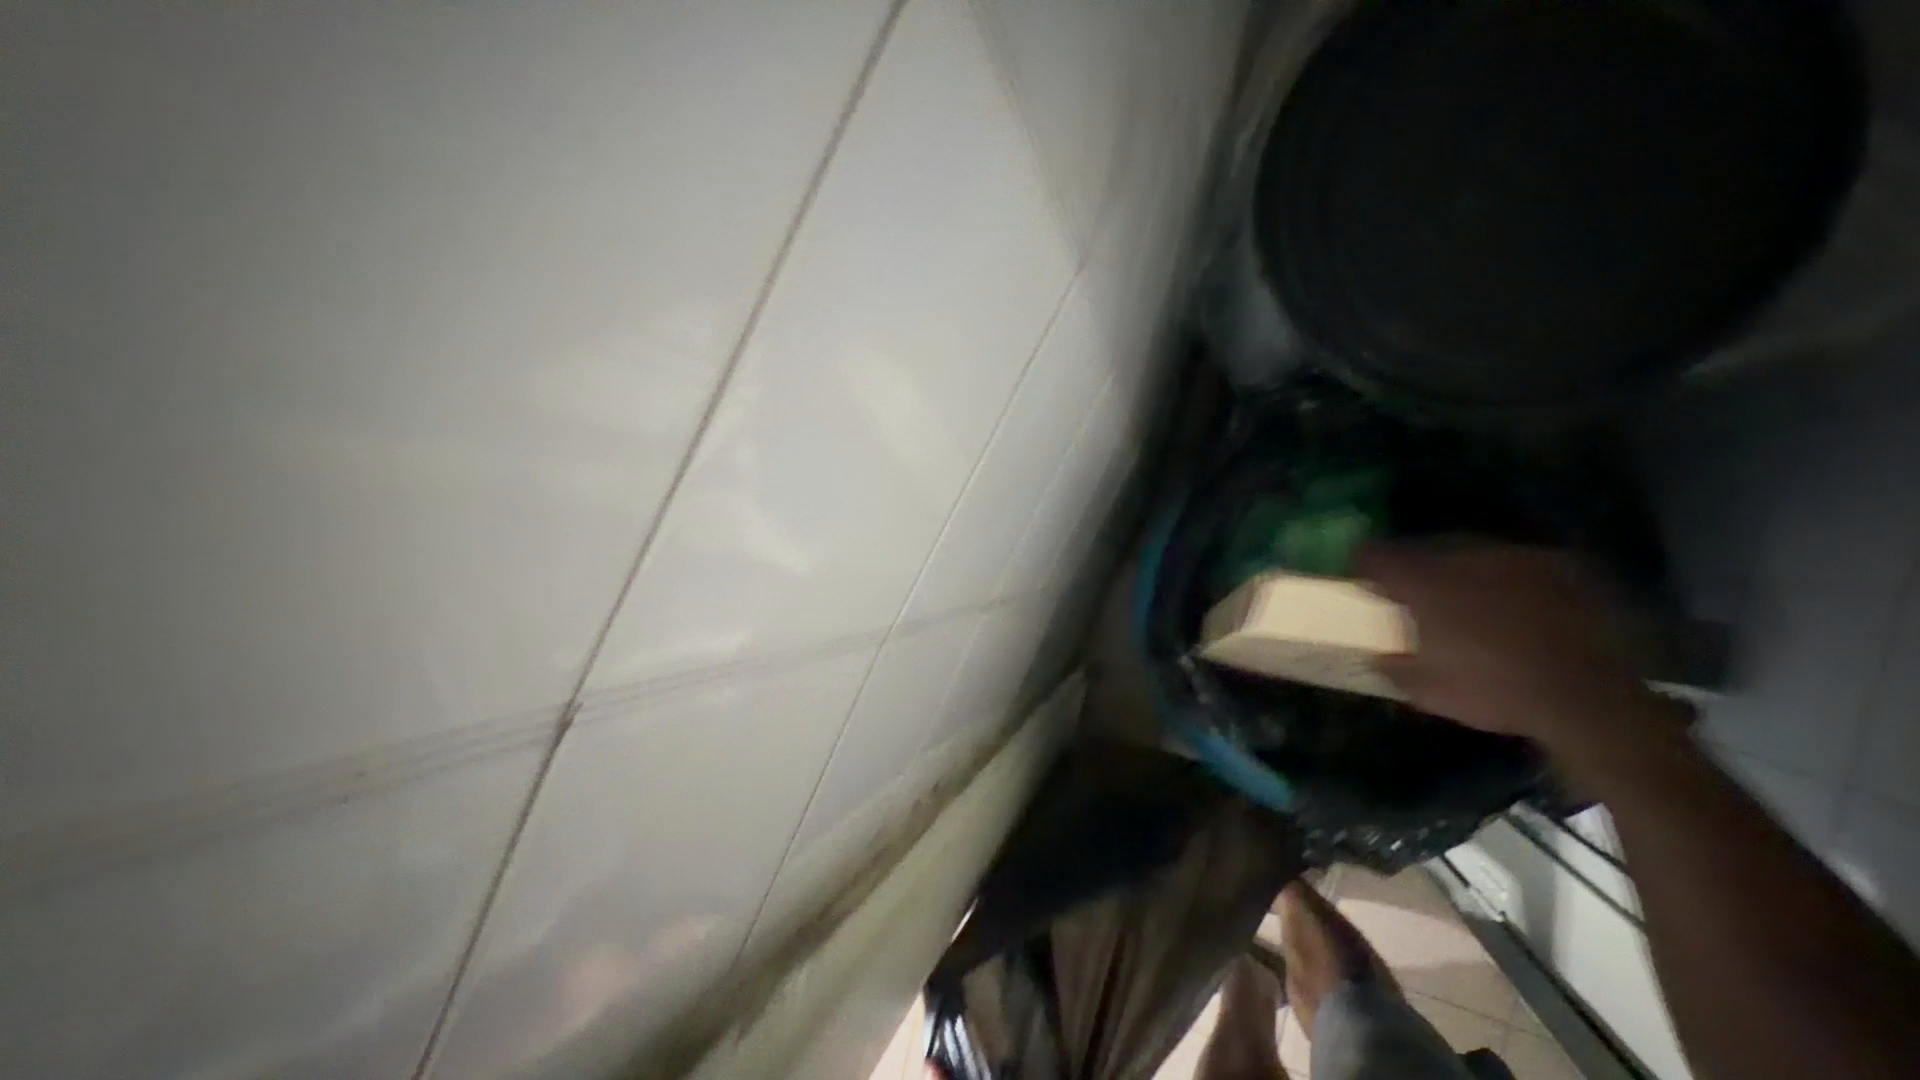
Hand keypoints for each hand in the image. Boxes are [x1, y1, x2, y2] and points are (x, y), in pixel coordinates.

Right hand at [1355, 541, 1652, 747]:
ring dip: (1465, 571)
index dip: (1365, 566)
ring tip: (1472, 601)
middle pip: (1426, 548)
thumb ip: (1393, 665)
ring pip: (1475, 552)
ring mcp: (1517, 556)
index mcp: (1425, 582)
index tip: (1365, 582)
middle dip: (1418, 568)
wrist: (1589, 698)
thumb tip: (1379, 656)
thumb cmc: (1496, 692)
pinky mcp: (1562, 565)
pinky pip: (1521, 564)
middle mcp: (1466, 556)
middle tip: (1419, 595)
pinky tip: (1519, 607)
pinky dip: (1511, 579)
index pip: (1376, 554)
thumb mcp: (1427, 692)